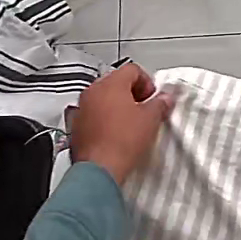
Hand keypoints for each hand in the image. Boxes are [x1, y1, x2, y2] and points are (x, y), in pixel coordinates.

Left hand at [70, 63, 173, 184]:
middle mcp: (92, 92)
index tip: (152, 97)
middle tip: (144, 109)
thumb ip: (160, 104)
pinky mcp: (76, 126)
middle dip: (132, 94)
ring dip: (117, 106)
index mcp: (111, 84)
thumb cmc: (121, 143)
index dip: (147, 82)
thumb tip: (164, 99)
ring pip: (103, 98)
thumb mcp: (150, 120)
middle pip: (116, 82)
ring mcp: (81, 108)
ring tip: (130, 124)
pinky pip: (93, 115)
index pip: (132, 69)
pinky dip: (104, 120)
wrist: (99, 169)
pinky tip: (115, 135)